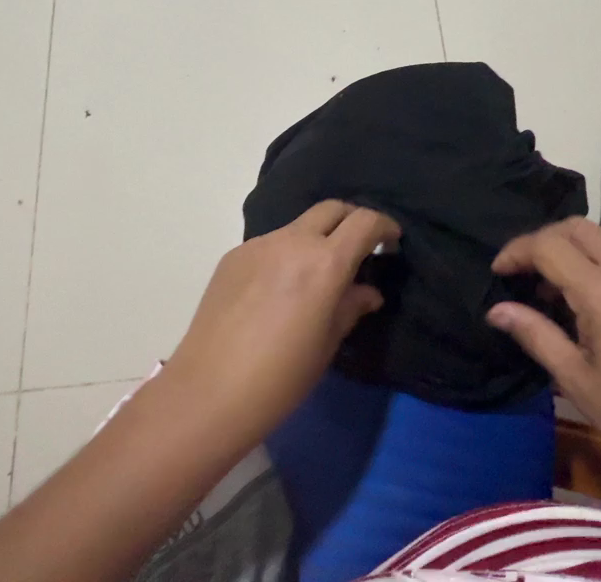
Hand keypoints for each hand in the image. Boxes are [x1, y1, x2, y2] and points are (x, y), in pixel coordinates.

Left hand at [166, 200, 398, 440]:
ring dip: (315, 239)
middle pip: (331, 209)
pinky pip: (270, 245)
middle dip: (352, 220)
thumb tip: (367, 291)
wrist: (209, 392)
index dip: (383, 226)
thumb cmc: (280, 378)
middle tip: (360, 247)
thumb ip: (350, 307)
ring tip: (315, 276)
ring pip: (297, 227)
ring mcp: (258, 246)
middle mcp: (292, 242)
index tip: (392, 240)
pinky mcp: (233, 257)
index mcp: (324, 263)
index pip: (364, 222)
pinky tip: (279, 291)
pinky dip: (286, 255)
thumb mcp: (326, 345)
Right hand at [487, 218, 600, 468]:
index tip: (497, 273)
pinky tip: (585, 302)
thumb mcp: (578, 381)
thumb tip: (497, 310)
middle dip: (542, 240)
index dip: (517, 252)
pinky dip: (594, 264)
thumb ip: (535, 335)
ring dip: (569, 251)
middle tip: (521, 273)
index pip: (550, 246)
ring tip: (548, 291)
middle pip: (577, 227)